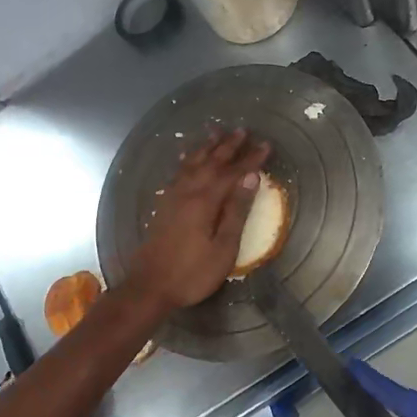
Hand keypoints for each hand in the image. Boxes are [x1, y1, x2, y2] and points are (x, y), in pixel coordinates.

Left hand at [124, 128, 271, 310]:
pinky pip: (179, 172)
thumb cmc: (192, 273)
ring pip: (192, 163)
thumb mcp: (223, 248)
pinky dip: (188, 160)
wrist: (150, 286)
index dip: (250, 159)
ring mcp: (172, 197)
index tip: (266, 146)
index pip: (232, 173)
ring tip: (217, 132)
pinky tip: (189, 157)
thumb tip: (250, 179)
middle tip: (243, 130)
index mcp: (205, 201)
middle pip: (210, 162)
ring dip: (207, 147)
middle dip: (228, 146)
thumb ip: (236, 211)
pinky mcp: (164, 206)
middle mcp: (187, 192)